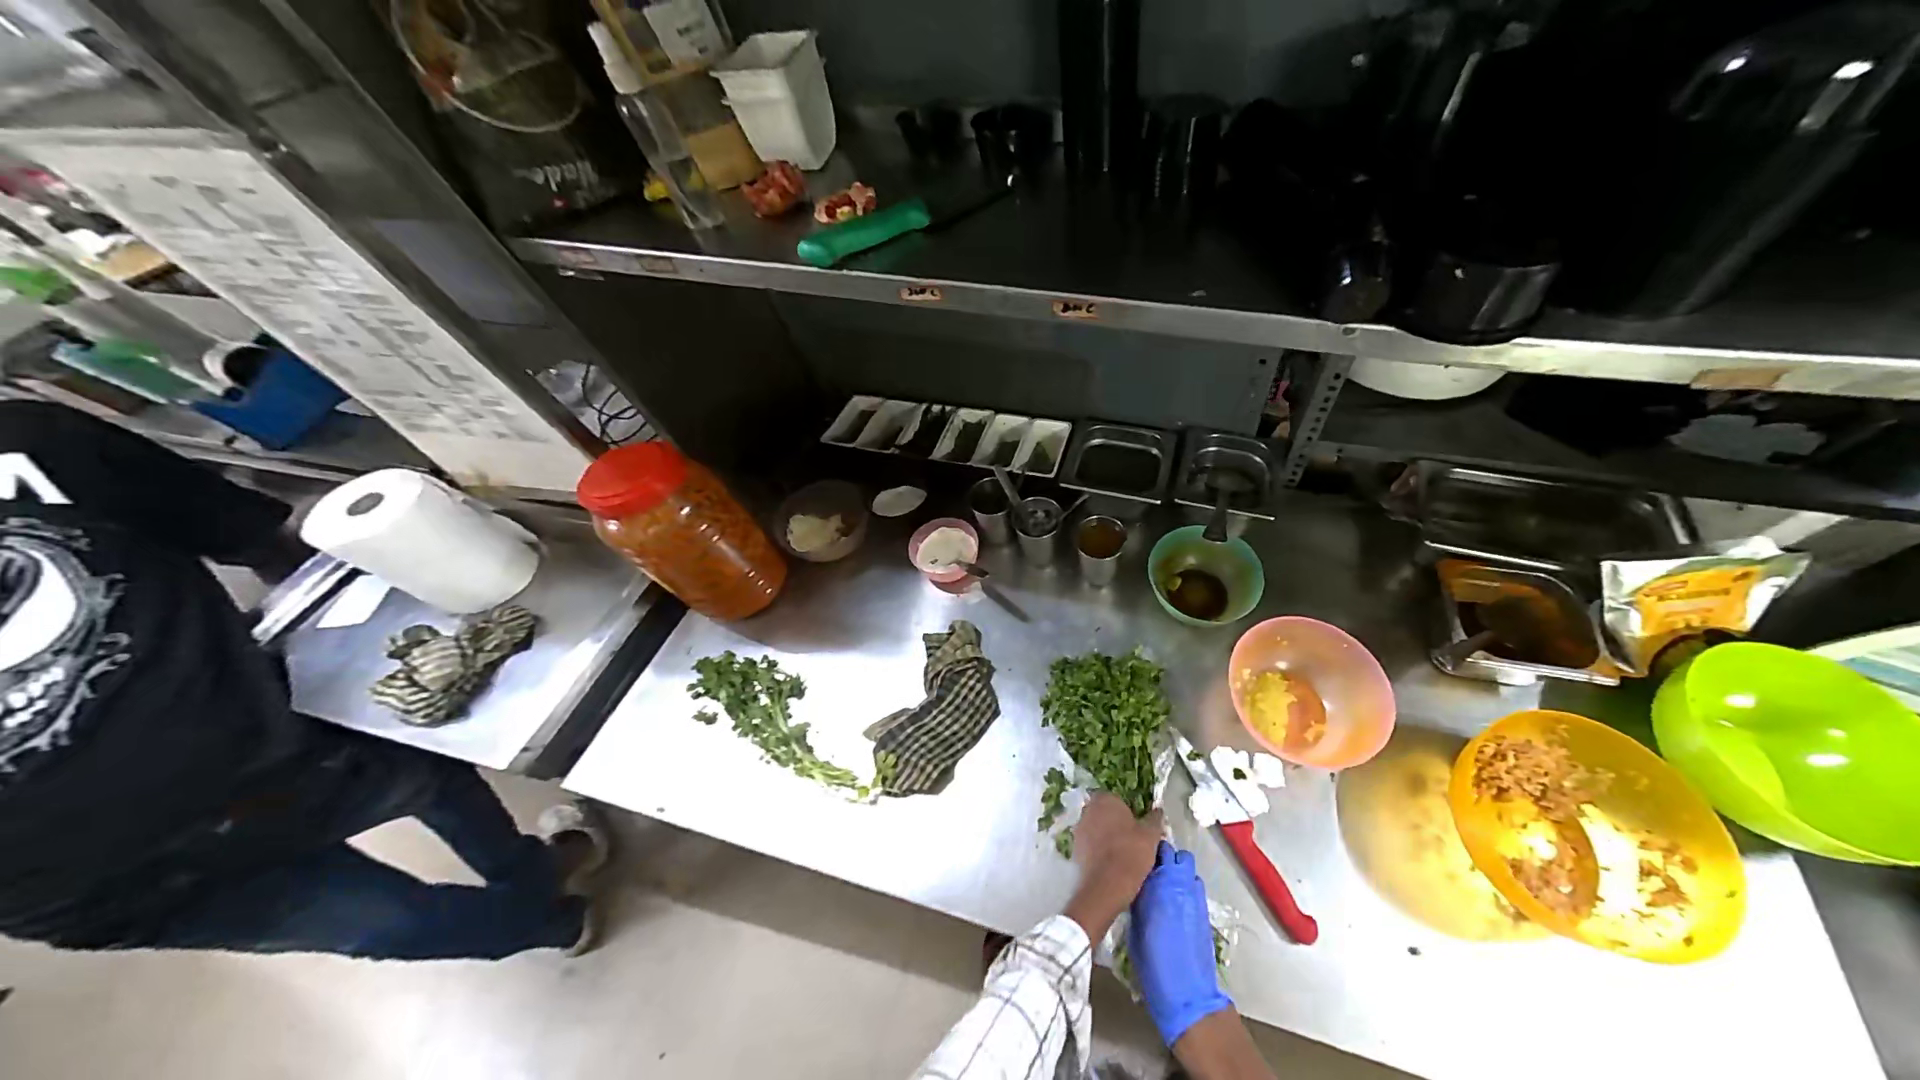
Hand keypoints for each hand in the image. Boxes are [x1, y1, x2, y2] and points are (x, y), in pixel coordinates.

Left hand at [1063, 793, 1162, 942]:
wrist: (1106, 885)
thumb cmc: (1131, 852)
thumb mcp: (1150, 835)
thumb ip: (1154, 819)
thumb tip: (1158, 810)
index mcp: (1104, 800)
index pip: (1116, 799)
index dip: (1127, 811)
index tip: (1138, 826)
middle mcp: (1087, 810)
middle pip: (1104, 813)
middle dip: (1115, 823)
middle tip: (1132, 839)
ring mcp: (1078, 830)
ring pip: (1096, 829)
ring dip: (1106, 837)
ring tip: (1123, 854)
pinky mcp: (1074, 849)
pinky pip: (1090, 845)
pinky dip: (1098, 851)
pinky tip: (1111, 864)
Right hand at [1130, 842, 1231, 1045]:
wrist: (1187, 993)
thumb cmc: (1152, 962)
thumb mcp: (1133, 925)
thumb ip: (1136, 897)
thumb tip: (1133, 883)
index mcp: (1159, 884)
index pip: (1154, 851)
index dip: (1144, 849)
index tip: (1133, 851)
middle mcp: (1180, 884)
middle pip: (1176, 855)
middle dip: (1164, 856)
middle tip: (1147, 866)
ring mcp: (1195, 897)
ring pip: (1187, 869)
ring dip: (1176, 871)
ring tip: (1160, 883)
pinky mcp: (1203, 911)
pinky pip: (1194, 887)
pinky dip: (1184, 887)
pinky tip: (1172, 902)